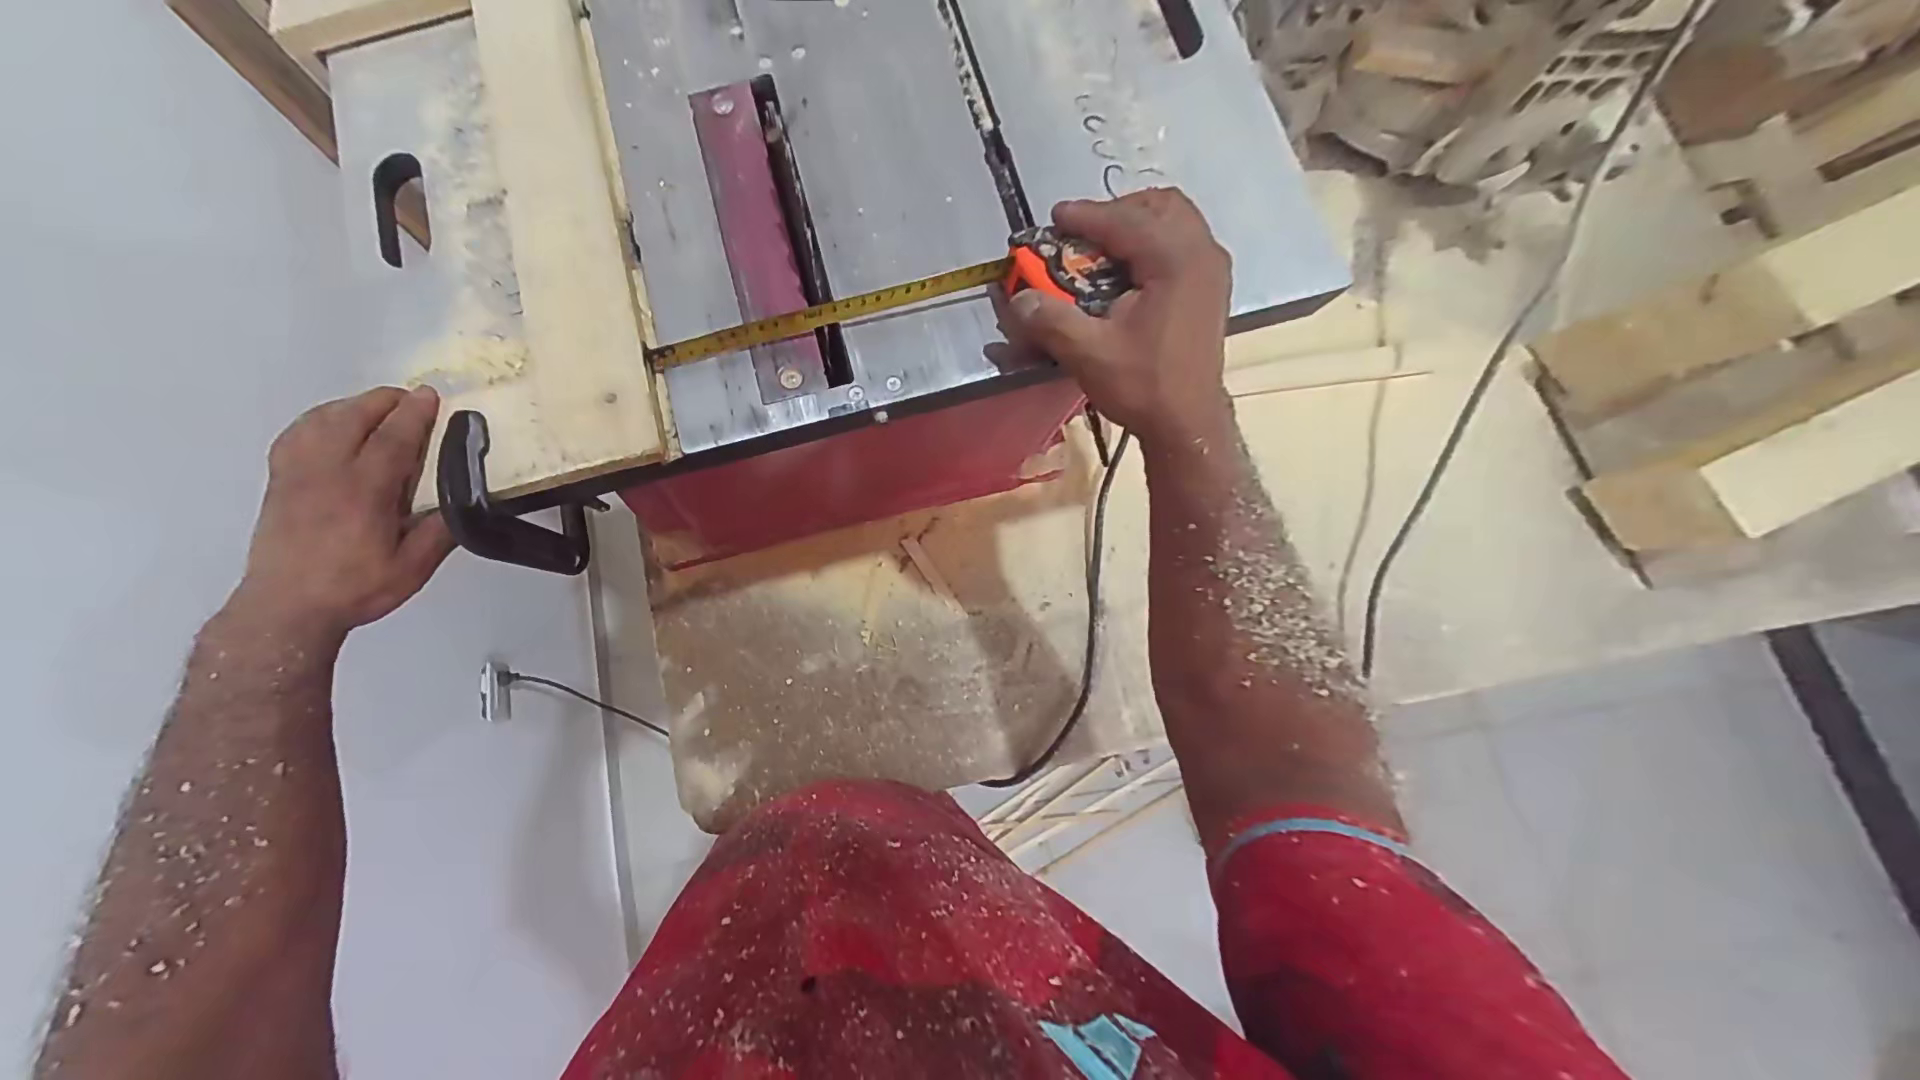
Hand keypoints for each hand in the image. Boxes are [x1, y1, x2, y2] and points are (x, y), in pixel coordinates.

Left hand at [232, 386, 455, 637]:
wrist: (286, 608)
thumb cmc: (356, 588)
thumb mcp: (413, 567)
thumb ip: (440, 531)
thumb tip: (465, 501)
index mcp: (363, 493)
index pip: (392, 440)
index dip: (414, 414)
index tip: (431, 396)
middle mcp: (325, 474)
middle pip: (352, 419)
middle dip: (384, 401)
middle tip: (412, 398)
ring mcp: (295, 474)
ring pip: (320, 421)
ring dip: (353, 406)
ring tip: (379, 406)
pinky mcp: (278, 481)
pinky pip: (296, 434)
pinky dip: (320, 419)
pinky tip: (334, 423)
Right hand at [1003, 188, 1234, 446]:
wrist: (1187, 424)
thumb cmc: (1143, 387)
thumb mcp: (1088, 353)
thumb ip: (1051, 319)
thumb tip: (1019, 298)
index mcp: (1176, 260)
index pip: (1125, 220)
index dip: (1085, 216)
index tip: (1055, 217)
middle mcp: (1202, 253)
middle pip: (1158, 206)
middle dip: (1116, 213)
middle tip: (1081, 235)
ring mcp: (1213, 270)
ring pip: (1175, 221)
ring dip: (1137, 225)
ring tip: (1102, 250)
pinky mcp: (1212, 288)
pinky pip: (1182, 243)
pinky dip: (1153, 244)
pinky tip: (1127, 272)